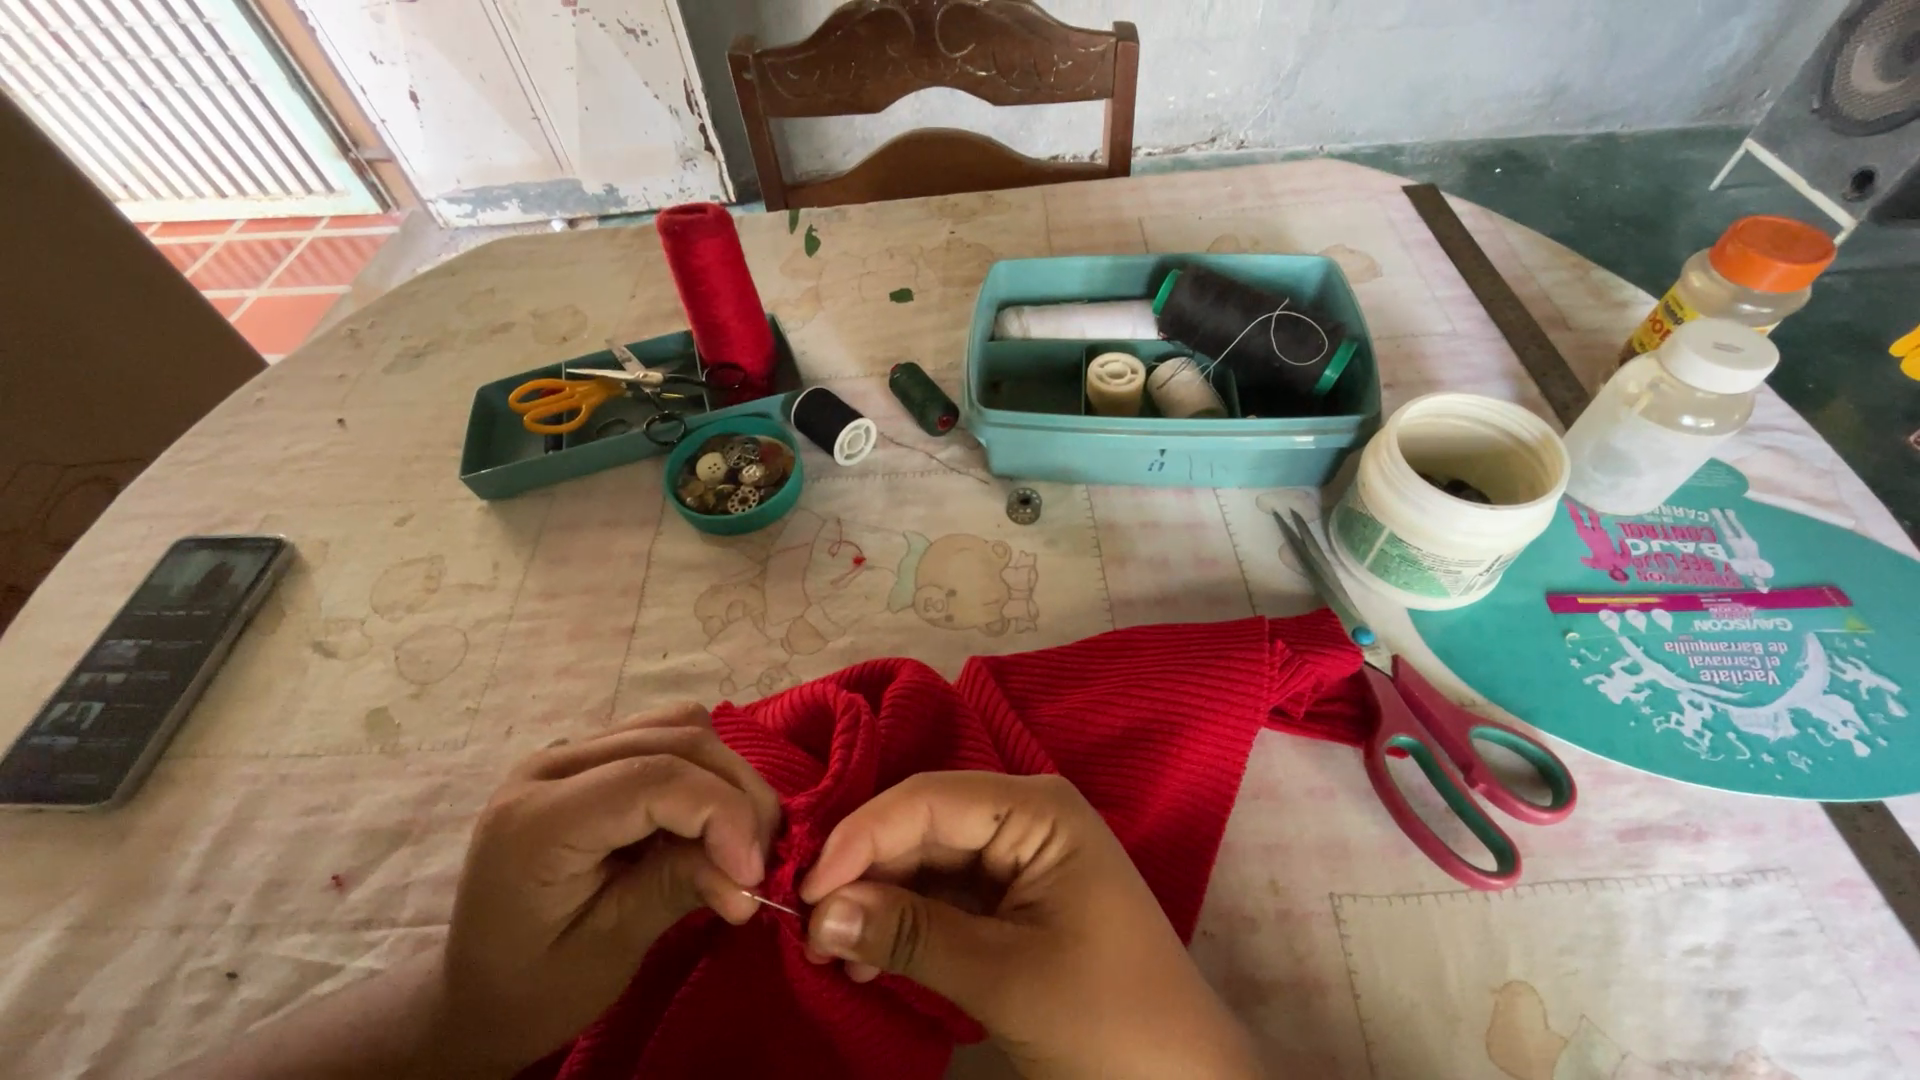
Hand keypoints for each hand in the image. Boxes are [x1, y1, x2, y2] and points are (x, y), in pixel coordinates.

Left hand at [434, 703, 781, 1074]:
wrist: (481, 989)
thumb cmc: (534, 986)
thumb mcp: (607, 951)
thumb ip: (678, 891)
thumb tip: (751, 874)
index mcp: (537, 821)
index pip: (653, 778)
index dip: (722, 813)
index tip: (755, 872)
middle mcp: (551, 766)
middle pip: (677, 740)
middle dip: (736, 795)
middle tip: (762, 860)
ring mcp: (571, 753)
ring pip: (679, 726)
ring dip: (726, 777)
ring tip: (740, 838)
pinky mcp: (592, 755)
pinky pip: (667, 734)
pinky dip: (705, 770)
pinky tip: (707, 818)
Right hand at [798, 772, 1258, 1079]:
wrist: (1181, 1079)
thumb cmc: (1107, 1018)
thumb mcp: (1004, 977)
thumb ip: (910, 936)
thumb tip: (818, 914)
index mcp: (1037, 809)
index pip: (929, 800)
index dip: (862, 837)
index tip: (804, 893)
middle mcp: (1024, 815)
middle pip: (922, 825)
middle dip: (864, 872)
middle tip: (808, 931)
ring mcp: (1016, 854)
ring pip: (924, 859)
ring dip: (876, 901)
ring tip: (832, 957)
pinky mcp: (1009, 894)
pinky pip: (941, 892)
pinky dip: (902, 922)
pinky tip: (868, 961)